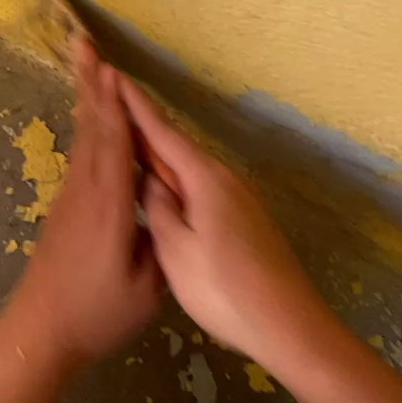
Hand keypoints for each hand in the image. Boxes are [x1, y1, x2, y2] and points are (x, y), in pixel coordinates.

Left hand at [1, 38, 164, 372]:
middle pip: (90, 126)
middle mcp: (86, 189)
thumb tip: (167, 204)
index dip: (115, 102)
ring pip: (82, 136)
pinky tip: (90, 120)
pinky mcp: (66, 206)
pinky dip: (86, 126)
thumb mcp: (148, 287)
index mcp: (109, 203)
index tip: (112, 66)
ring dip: (86, 99)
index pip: (114, 142)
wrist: (41, 331)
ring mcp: (72, 196)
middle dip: (89, 83)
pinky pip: (80, 154)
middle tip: (82, 43)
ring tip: (87, 66)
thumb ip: (161, 241)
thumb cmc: (98, 313)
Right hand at [117, 73, 327, 362]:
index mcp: (203, 177)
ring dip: (156, 152)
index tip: (112, 74)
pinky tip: (159, 184)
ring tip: (124, 140)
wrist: (292, 329)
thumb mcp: (176, 250)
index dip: (134, 103)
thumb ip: (157, 207)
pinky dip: (174, 176)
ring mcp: (237, 197)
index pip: (161, 131)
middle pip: (173, 144)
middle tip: (109, 101)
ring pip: (186, 165)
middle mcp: (222, 177)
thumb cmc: (226, 290)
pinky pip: (198, 184)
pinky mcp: (243, 217)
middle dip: (141, 123)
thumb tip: (150, 181)